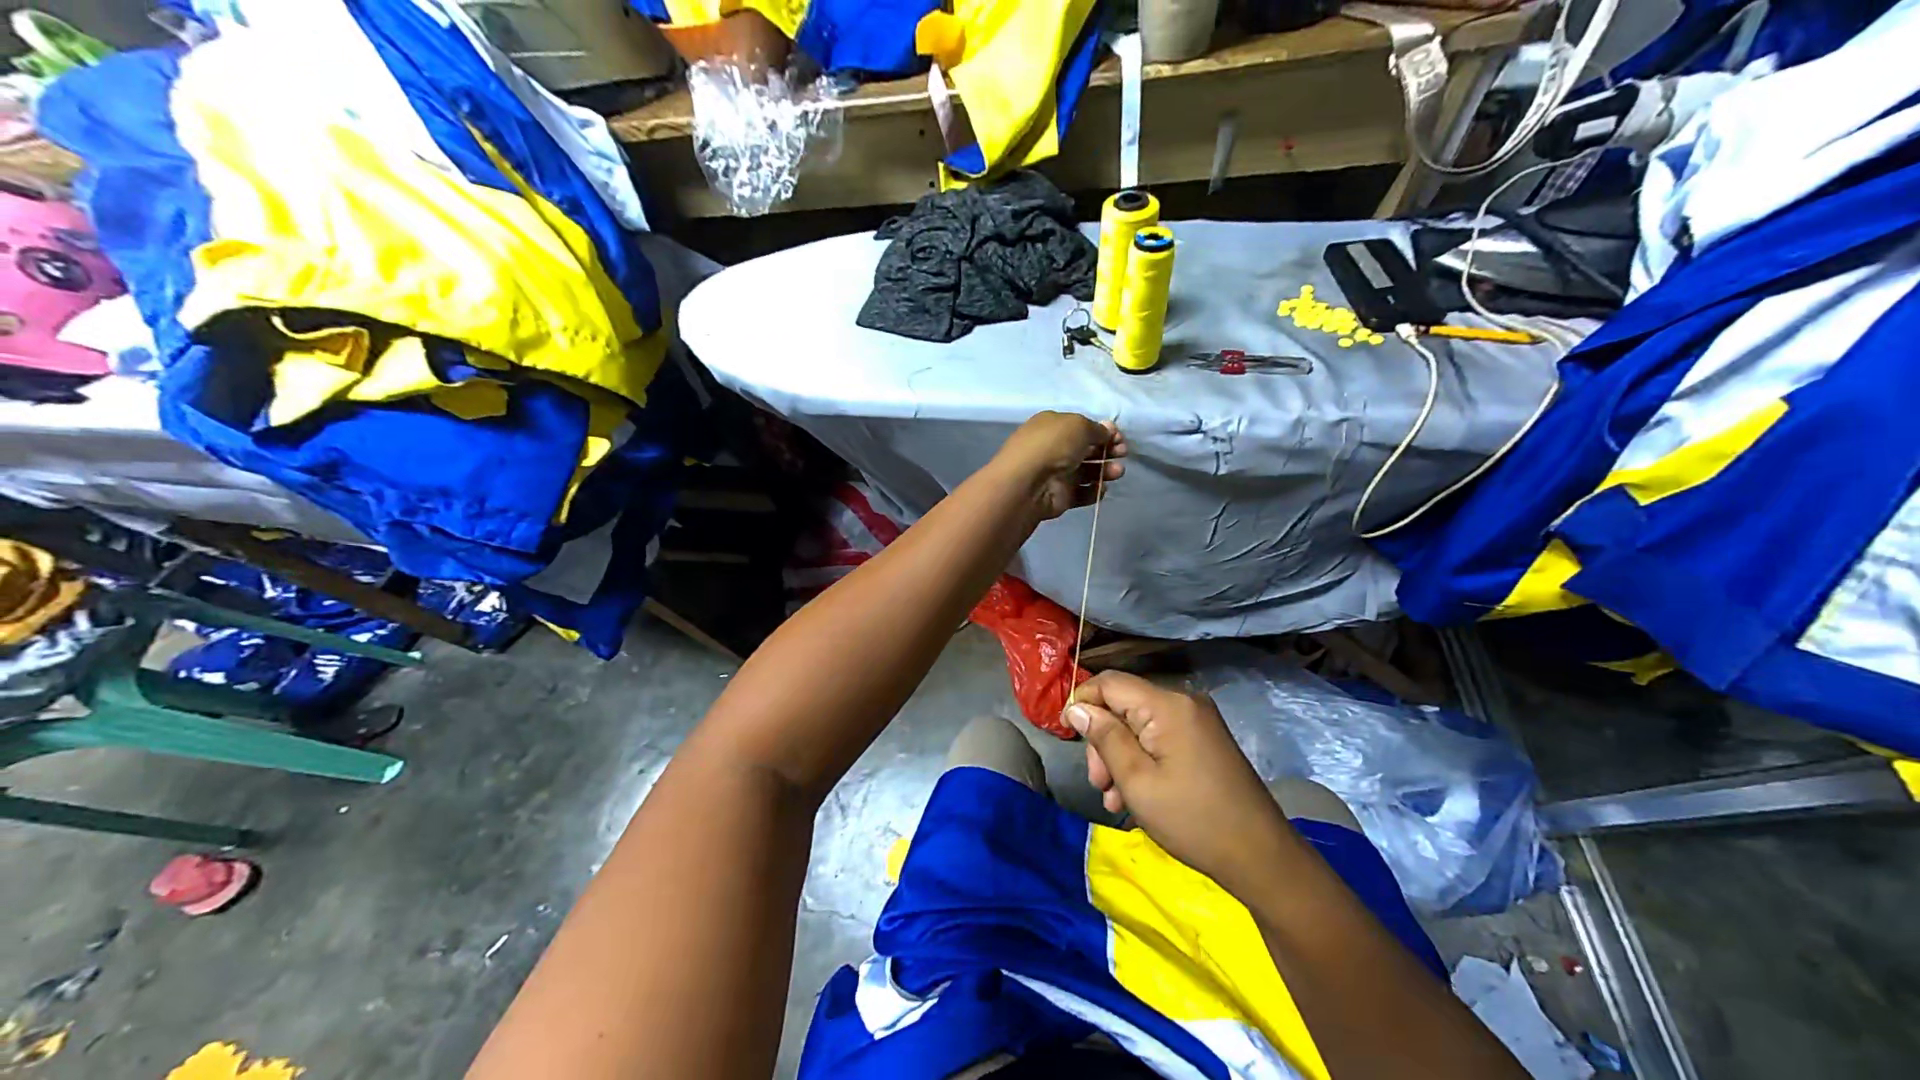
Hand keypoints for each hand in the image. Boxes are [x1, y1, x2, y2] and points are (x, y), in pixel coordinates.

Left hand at [991, 412, 1126, 520]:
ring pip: (1087, 472)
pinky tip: (1102, 489)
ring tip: (1117, 472)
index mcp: (1053, 426)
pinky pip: (1081, 493)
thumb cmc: (1052, 446)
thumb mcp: (1078, 426)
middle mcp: (1054, 448)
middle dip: (1108, 450)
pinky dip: (1093, 492)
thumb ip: (1096, 429)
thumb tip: (1106, 431)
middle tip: (1122, 453)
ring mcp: (1056, 474)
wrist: (1028, 484)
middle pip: (1087, 450)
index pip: (1082, 427)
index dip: (1103, 431)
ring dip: (1105, 471)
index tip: (1119, 437)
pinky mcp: (1060, 496)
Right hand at [1066, 671, 1296, 896]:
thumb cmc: (1192, 819)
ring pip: (1139, 724)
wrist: (1259, 855)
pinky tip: (1135, 796)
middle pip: (1124, 705)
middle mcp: (1184, 702)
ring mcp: (1197, 721)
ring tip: (1116, 800)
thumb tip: (1076, 707)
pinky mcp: (1204, 740)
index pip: (1110, 682)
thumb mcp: (1136, 781)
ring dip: (1120, 757)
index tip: (1069, 737)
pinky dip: (1142, 761)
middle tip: (1100, 785)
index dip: (1083, 703)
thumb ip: (1104, 738)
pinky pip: (1160, 738)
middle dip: (1104, 741)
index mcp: (1168, 705)